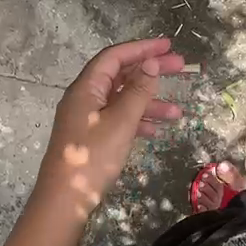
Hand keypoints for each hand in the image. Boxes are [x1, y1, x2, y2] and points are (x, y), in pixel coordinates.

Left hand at [34, 37, 187, 214]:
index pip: (115, 57)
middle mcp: (85, 98)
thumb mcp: (121, 121)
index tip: (168, 47)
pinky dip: (138, 121)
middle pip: (121, 75)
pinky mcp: (91, 137)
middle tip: (180, 68)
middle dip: (150, 72)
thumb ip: (138, 91)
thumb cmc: (92, 157)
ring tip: (178, 113)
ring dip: (149, 102)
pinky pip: (118, 120)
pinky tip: (156, 131)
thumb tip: (150, 63)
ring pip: (122, 100)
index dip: (142, 48)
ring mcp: (87, 118)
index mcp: (86, 88)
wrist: (65, 199)